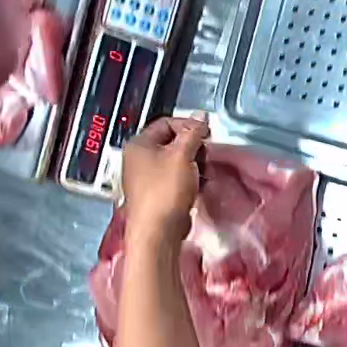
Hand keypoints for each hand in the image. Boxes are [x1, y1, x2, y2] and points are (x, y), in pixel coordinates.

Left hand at [119, 116, 208, 240]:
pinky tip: (200, 183)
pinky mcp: (156, 193)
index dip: (188, 125)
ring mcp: (146, 177)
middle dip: (192, 145)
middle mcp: (138, 158)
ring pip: (175, 160)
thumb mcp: (182, 155)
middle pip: (170, 141)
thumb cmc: (166, 189)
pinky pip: (175, 177)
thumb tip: (201, 116)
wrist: (157, 230)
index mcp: (139, 144)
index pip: (166, 123)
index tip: (208, 134)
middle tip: (208, 152)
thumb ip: (193, 133)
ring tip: (206, 169)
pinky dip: (189, 176)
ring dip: (193, 162)